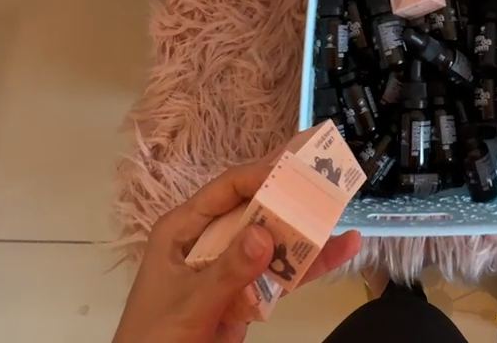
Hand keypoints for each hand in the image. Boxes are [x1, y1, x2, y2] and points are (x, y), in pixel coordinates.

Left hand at [112, 159, 363, 342]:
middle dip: (291, 195)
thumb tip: (265, 234)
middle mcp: (210, 240)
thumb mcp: (187, 305)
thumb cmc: (153, 340)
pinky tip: (340, 251)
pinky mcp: (247, 294)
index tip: (293, 171)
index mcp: (184, 229)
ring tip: (342, 211)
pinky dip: (309, 265)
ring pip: (274, 239)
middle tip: (327, 172)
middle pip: (256, 208)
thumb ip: (227, 272)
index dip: (260, 176)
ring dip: (307, 230)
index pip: (227, 190)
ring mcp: (230, 267)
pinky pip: (281, 273)